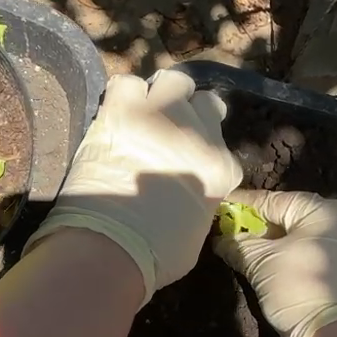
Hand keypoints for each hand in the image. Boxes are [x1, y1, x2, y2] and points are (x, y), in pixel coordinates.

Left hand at [26, 70, 241, 301]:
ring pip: (172, 80)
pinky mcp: (124, 109)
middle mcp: (199, 134)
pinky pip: (126, 83)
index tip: (189, 162)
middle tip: (168, 130)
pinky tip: (115, 114)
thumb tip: (185, 198)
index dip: (205, 152)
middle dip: (189, 113)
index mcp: (221, 169)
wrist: (113, 246)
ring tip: (143, 115)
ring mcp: (163, 116)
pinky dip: (122, 96)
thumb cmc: (158, 255)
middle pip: (205, 102)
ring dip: (159, 95)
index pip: (223, 148)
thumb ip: (198, 202)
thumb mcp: (196, 232)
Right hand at [211, 189, 336, 336]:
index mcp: (324, 210)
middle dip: (268, 228)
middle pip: (297, 219)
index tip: (225, 206)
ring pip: (315, 240)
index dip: (246, 205)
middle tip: (242, 237)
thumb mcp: (260, 265)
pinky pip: (329, 259)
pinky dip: (308, 262)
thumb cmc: (298, 291)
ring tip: (265, 259)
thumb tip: (221, 239)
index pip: (275, 201)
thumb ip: (238, 246)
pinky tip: (292, 275)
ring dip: (289, 246)